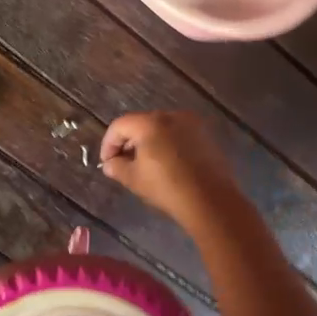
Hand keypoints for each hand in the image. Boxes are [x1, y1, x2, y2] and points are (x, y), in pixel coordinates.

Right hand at [100, 111, 242, 229]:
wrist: (209, 199)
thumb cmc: (166, 187)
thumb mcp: (133, 179)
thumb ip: (116, 167)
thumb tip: (110, 164)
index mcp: (150, 123)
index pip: (120, 125)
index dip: (108, 143)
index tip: (107, 162)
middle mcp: (172, 116)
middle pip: (141, 123)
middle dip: (128, 142)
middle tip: (123, 163)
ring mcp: (192, 124)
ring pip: (161, 128)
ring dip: (148, 143)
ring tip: (144, 165)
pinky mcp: (205, 135)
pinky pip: (178, 135)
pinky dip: (167, 144)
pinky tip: (165, 164)